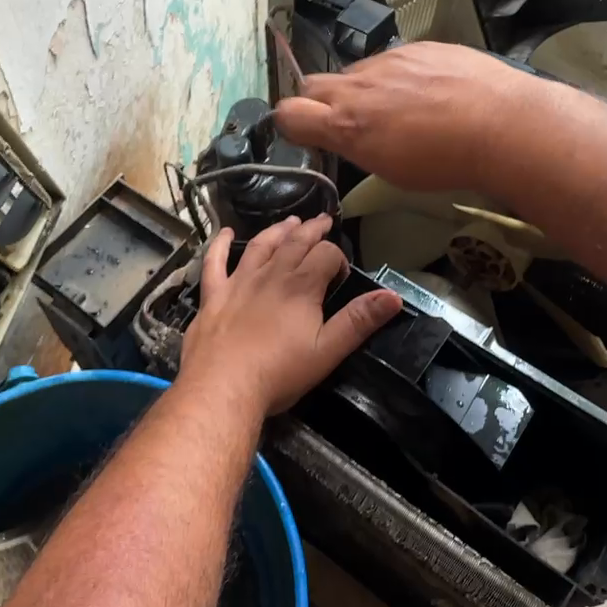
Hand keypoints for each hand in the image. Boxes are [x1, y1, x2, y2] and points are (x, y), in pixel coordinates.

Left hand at [177, 215, 402, 416]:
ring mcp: (238, 282)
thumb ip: (359, 321)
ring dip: (277, 231)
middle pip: (295, 243)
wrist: (222, 386)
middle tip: (322, 221)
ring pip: (260, 246)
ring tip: (289, 222)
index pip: (326, 255)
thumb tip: (393, 296)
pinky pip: (215, 262)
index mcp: (302, 287)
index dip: (338, 258)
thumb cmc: (279, 373)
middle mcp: (271, 275)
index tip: (341, 274)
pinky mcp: (213, 295)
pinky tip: (224, 232)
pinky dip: (219, 244)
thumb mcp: (328, 350)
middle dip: (311, 230)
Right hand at [274, 42, 565, 192]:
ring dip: (360, 89)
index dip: (289, 123)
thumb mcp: (389, 170)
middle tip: (346, 122)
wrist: (502, 125)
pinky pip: (390, 59)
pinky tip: (426, 92)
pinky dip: (395, 75)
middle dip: (318, 102)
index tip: (305, 134)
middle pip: (311, 84)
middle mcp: (358, 85)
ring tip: (396, 108)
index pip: (288, 113)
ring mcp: (387, 60)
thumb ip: (358, 146)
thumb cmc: (446, 163)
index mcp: (346, 123)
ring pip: (353, 71)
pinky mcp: (416, 46)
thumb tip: (348, 135)